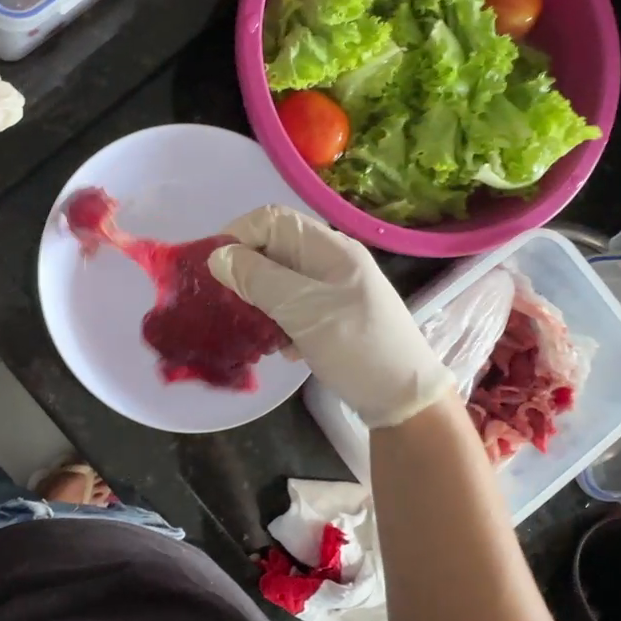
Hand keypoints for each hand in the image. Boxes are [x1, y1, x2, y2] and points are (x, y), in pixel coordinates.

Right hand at [208, 205, 453, 429]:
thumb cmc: (357, 347)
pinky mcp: (332, 318)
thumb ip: (259, 279)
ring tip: (254, 328)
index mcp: (329, 248)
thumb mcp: (303, 310)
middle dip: (245, 272)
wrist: (405, 401)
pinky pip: (292, 307)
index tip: (215, 271)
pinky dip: (279, 323)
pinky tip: (282, 348)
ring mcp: (333, 290)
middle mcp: (330, 261)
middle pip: (273, 249)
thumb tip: (218, 256)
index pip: (271, 219)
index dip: (238, 236)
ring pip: (279, 280)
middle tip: (229, 303)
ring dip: (260, 301)